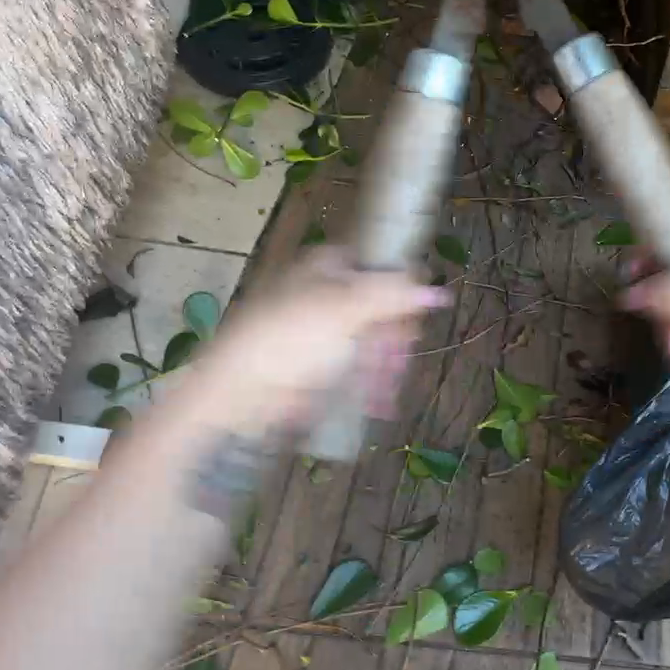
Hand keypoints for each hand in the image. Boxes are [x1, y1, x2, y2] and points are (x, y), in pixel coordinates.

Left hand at [180, 247, 449, 431]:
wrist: (232, 397)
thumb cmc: (287, 341)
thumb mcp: (345, 308)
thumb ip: (395, 296)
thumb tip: (437, 290)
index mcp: (325, 269)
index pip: (377, 266)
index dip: (401, 289)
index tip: (415, 315)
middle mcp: (321, 297)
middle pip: (376, 310)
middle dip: (392, 338)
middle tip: (398, 359)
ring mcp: (316, 336)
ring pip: (367, 344)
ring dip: (383, 367)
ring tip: (387, 389)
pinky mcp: (313, 370)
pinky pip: (351, 372)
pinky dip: (367, 386)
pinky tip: (377, 402)